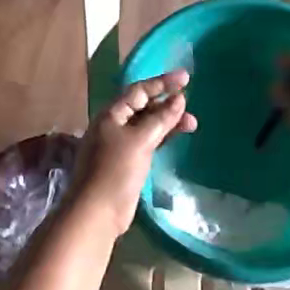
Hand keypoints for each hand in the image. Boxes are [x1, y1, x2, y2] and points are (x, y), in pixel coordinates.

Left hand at [67, 70, 197, 235]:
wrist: (97, 211)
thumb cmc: (116, 171)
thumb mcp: (140, 141)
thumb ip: (160, 119)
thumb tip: (178, 99)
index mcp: (111, 115)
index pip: (139, 91)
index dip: (162, 82)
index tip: (187, 78)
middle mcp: (114, 125)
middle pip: (143, 106)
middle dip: (167, 103)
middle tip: (191, 102)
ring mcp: (119, 144)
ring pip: (147, 125)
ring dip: (168, 122)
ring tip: (192, 123)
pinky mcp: (127, 162)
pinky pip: (148, 141)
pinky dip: (162, 137)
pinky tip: (177, 136)